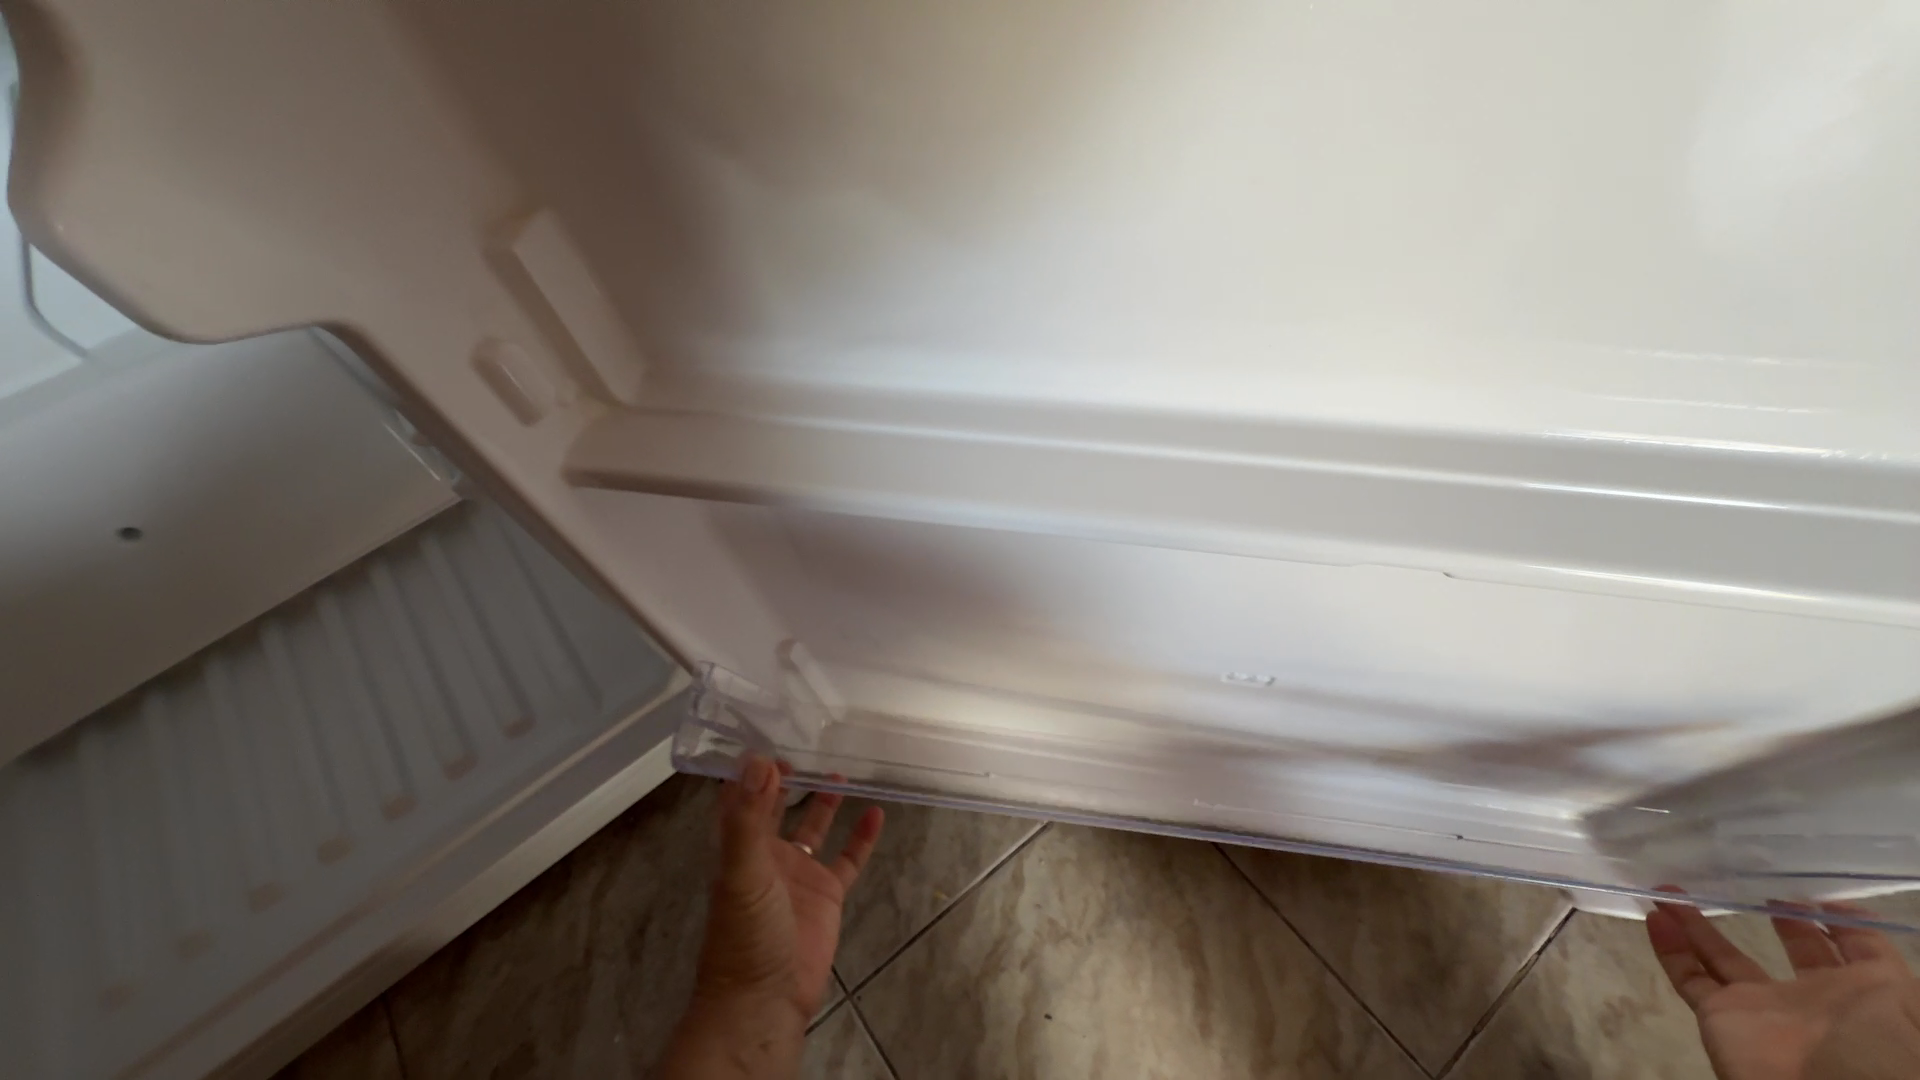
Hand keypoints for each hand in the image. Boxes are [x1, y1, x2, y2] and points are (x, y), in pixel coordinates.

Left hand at [657, 758, 883, 1079]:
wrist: (766, 997)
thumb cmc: (745, 931)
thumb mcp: (743, 871)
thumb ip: (748, 817)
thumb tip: (758, 760)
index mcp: (739, 846)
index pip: (740, 798)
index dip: (749, 769)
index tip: (767, 736)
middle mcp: (767, 854)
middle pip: (776, 807)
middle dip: (786, 778)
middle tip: (806, 744)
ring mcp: (799, 873)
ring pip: (814, 827)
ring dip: (824, 801)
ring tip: (839, 769)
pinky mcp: (827, 894)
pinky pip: (848, 858)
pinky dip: (861, 837)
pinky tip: (876, 813)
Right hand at [1647, 896, 1919, 1079]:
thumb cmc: (1879, 1045)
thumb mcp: (1901, 997)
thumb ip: (1873, 954)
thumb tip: (1837, 910)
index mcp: (1863, 996)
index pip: (1851, 952)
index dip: (1834, 922)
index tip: (1807, 895)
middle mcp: (1814, 999)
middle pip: (1792, 952)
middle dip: (1776, 918)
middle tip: (1749, 888)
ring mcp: (1761, 1007)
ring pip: (1720, 956)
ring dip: (1693, 921)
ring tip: (1668, 889)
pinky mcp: (1718, 1014)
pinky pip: (1687, 976)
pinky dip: (1668, 947)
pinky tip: (1655, 916)